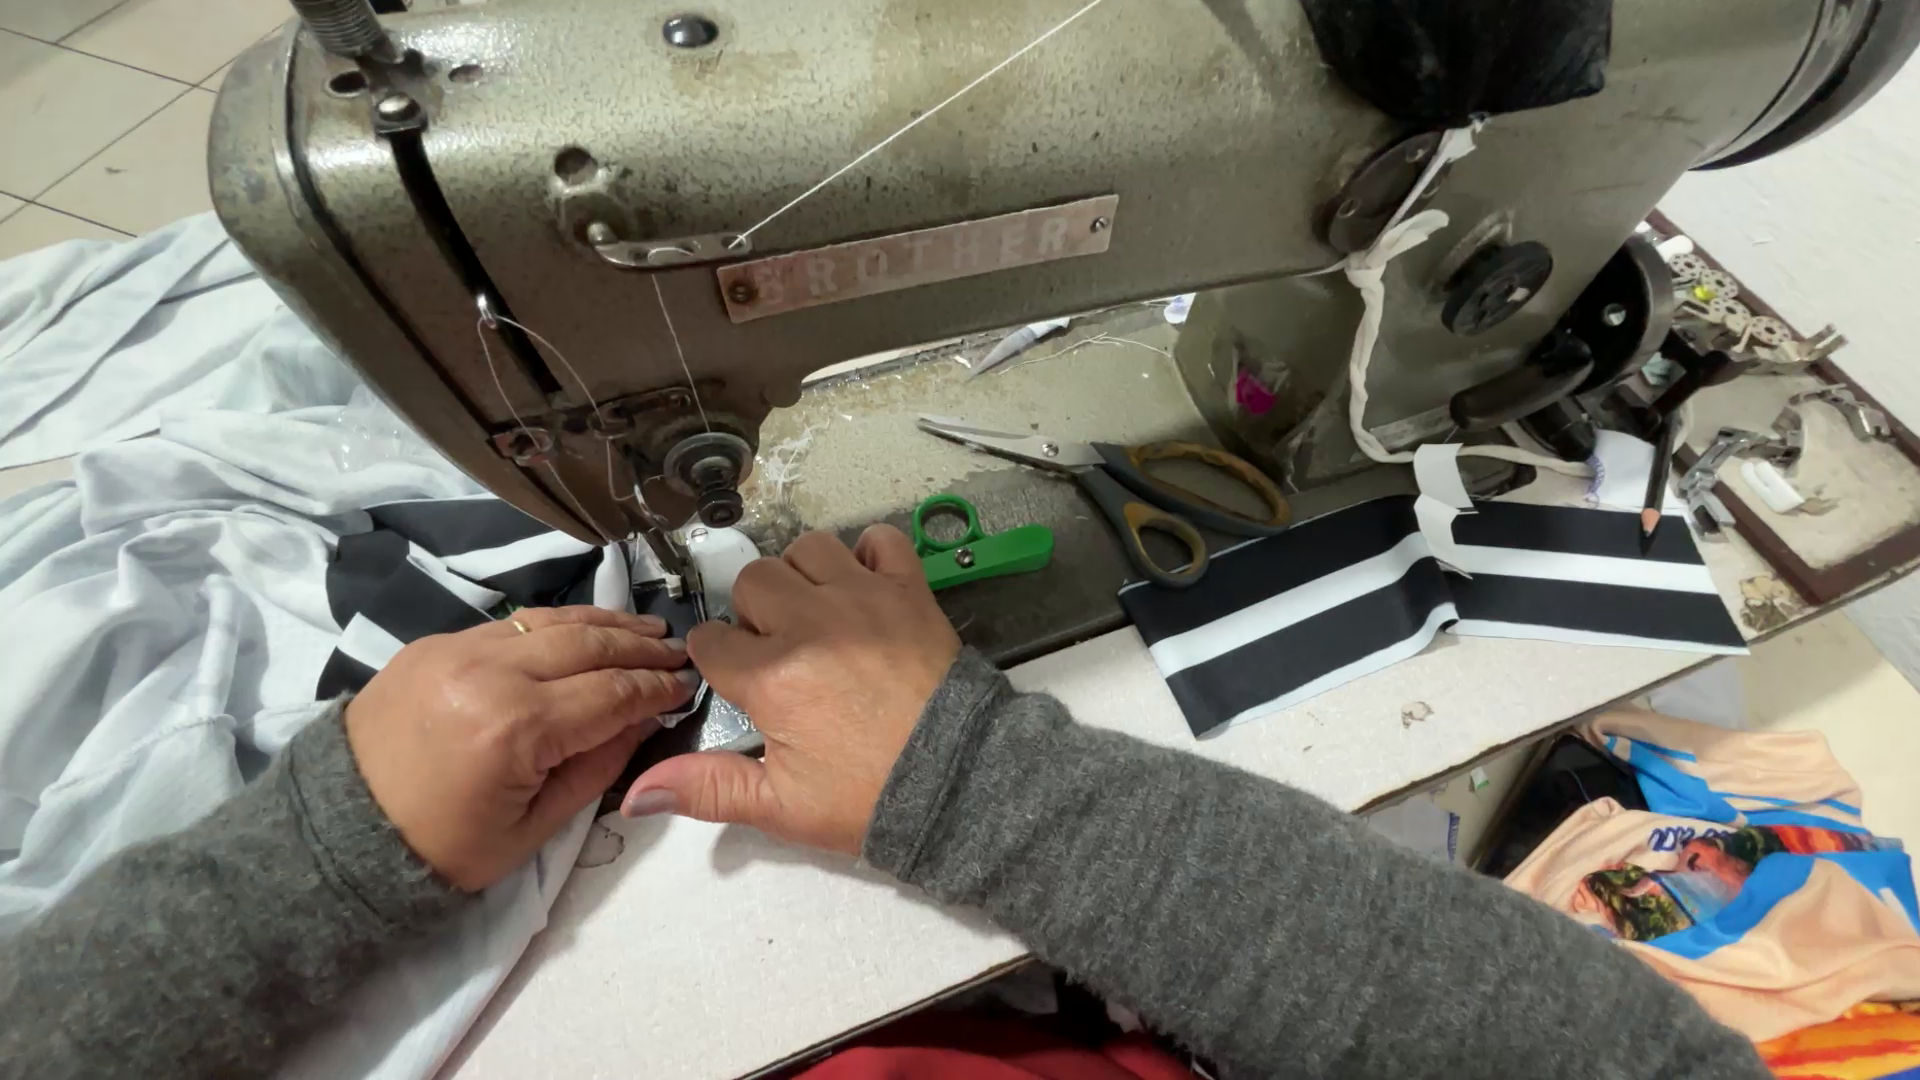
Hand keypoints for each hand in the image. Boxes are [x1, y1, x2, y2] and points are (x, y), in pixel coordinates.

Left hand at [344, 606, 696, 889]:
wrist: (328, 843)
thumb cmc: (442, 852)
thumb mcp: (536, 826)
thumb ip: (601, 764)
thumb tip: (645, 718)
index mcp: (515, 728)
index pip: (612, 693)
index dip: (657, 689)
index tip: (688, 686)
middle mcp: (489, 672)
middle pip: (590, 646)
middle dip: (643, 648)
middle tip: (679, 652)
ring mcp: (457, 649)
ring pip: (556, 621)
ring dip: (610, 623)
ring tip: (648, 627)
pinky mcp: (437, 642)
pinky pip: (517, 621)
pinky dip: (564, 623)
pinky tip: (591, 628)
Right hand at [622, 526, 959, 854]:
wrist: (957, 778)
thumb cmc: (867, 794)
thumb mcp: (782, 805)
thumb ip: (708, 788)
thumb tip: (633, 793)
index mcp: (772, 675)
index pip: (712, 640)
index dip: (719, 657)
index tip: (741, 676)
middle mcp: (811, 622)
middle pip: (754, 580)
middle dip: (756, 611)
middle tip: (782, 645)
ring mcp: (863, 597)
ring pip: (809, 548)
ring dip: (805, 574)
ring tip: (819, 611)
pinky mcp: (909, 588)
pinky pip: (882, 539)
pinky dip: (871, 552)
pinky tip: (867, 584)